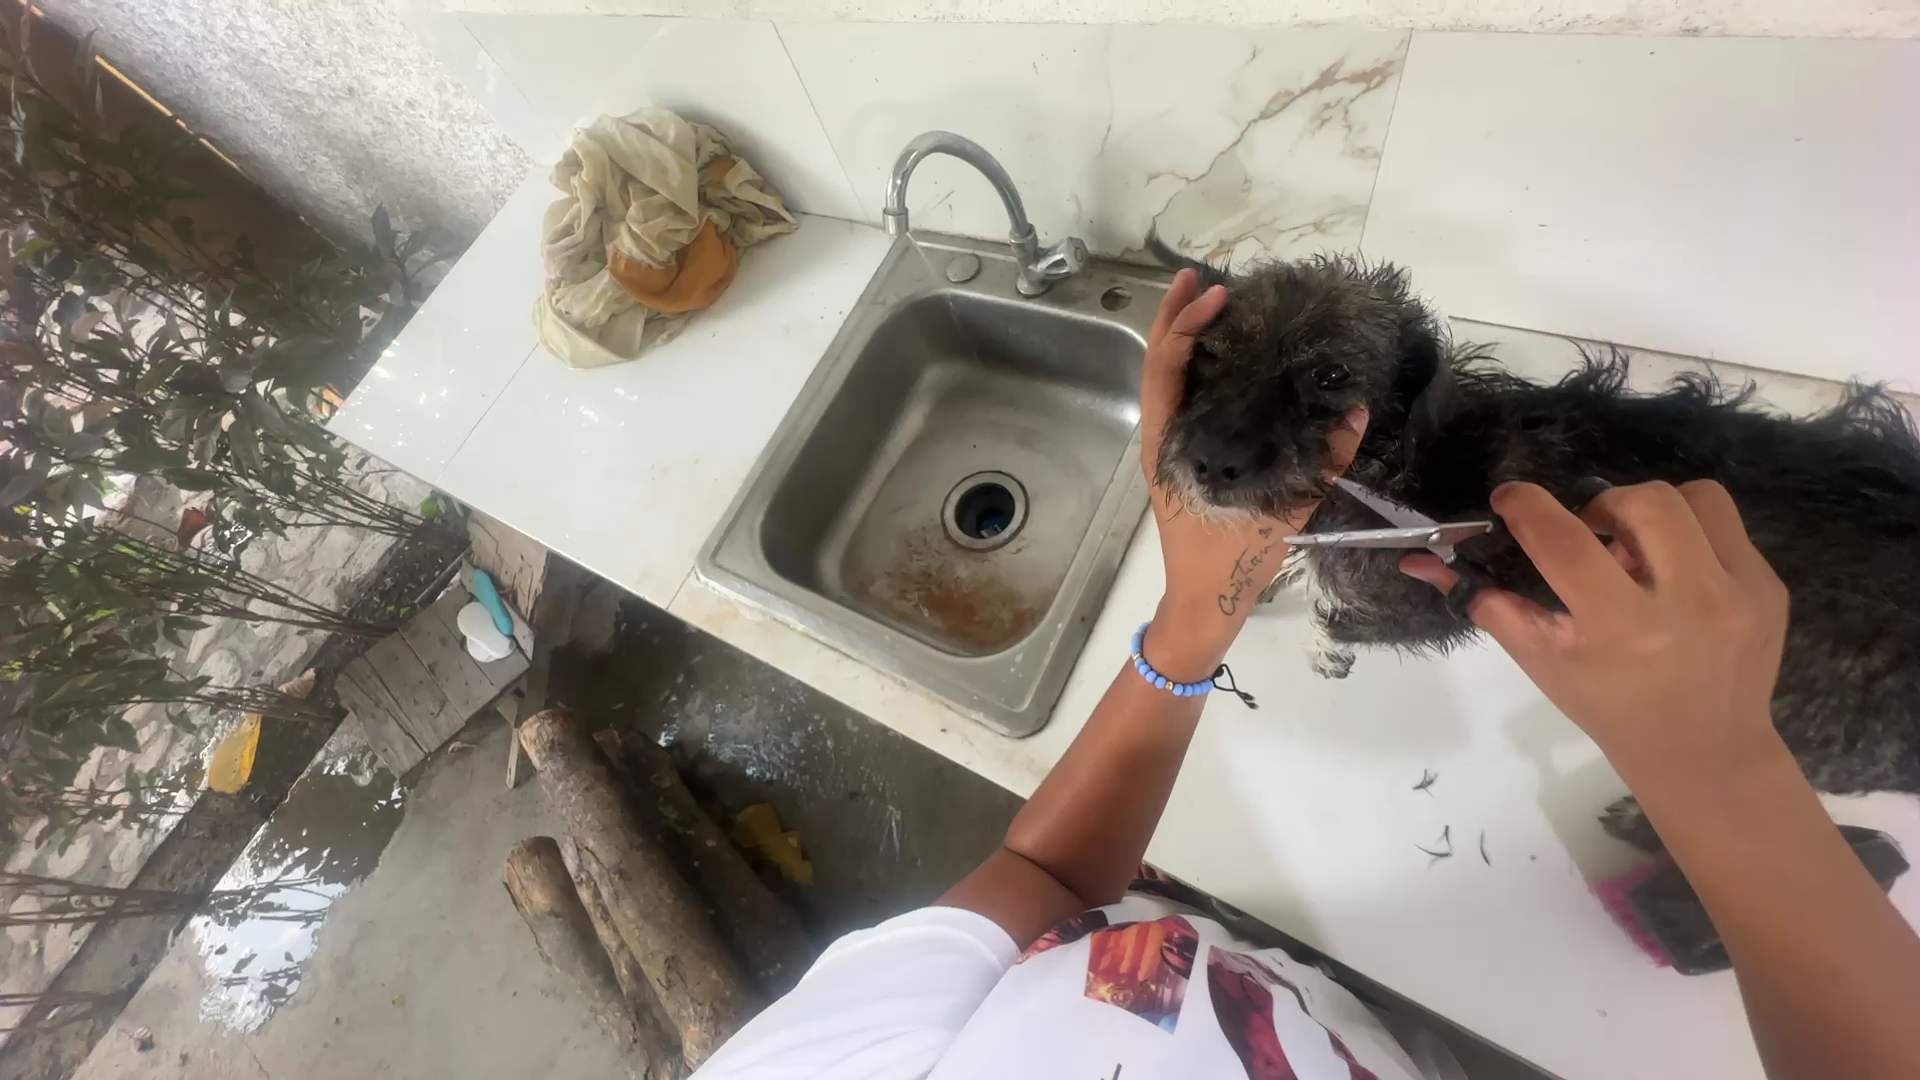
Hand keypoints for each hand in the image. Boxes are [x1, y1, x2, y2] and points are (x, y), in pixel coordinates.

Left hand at [1137, 268, 1366, 680]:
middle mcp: (1160, 442)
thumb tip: (1354, 413)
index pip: (1166, 372)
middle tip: (1199, 274)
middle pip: (1157, 366)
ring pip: (1164, 381)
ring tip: (1205, 299)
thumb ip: (1319, 467)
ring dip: (1180, 338)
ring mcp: (1166, 449)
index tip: (1218, 293)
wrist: (1200, 604)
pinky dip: (1192, 367)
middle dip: (1174, 317)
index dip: (1186, 328)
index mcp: (1169, 450)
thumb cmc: (1229, 564)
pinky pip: (1179, 400)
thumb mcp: (1280, 516)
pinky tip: (1219, 353)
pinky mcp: (1179, 458)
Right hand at [1402, 480, 1789, 787]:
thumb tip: (1421, 562)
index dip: (1528, 506)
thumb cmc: (1603, 704)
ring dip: (1648, 509)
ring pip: (1695, 498)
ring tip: (1629, 545)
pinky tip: (1666, 570)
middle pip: (1643, 501)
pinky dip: (1683, 533)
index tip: (1509, 499)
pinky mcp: (1771, 586)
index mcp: (1620, 626)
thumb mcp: (1535, 658)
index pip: (1564, 542)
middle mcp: (1690, 601)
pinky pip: (1723, 525)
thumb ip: (1483, 602)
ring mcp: (1742, 591)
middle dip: (1598, 504)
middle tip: (1583, 532)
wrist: (1703, 746)